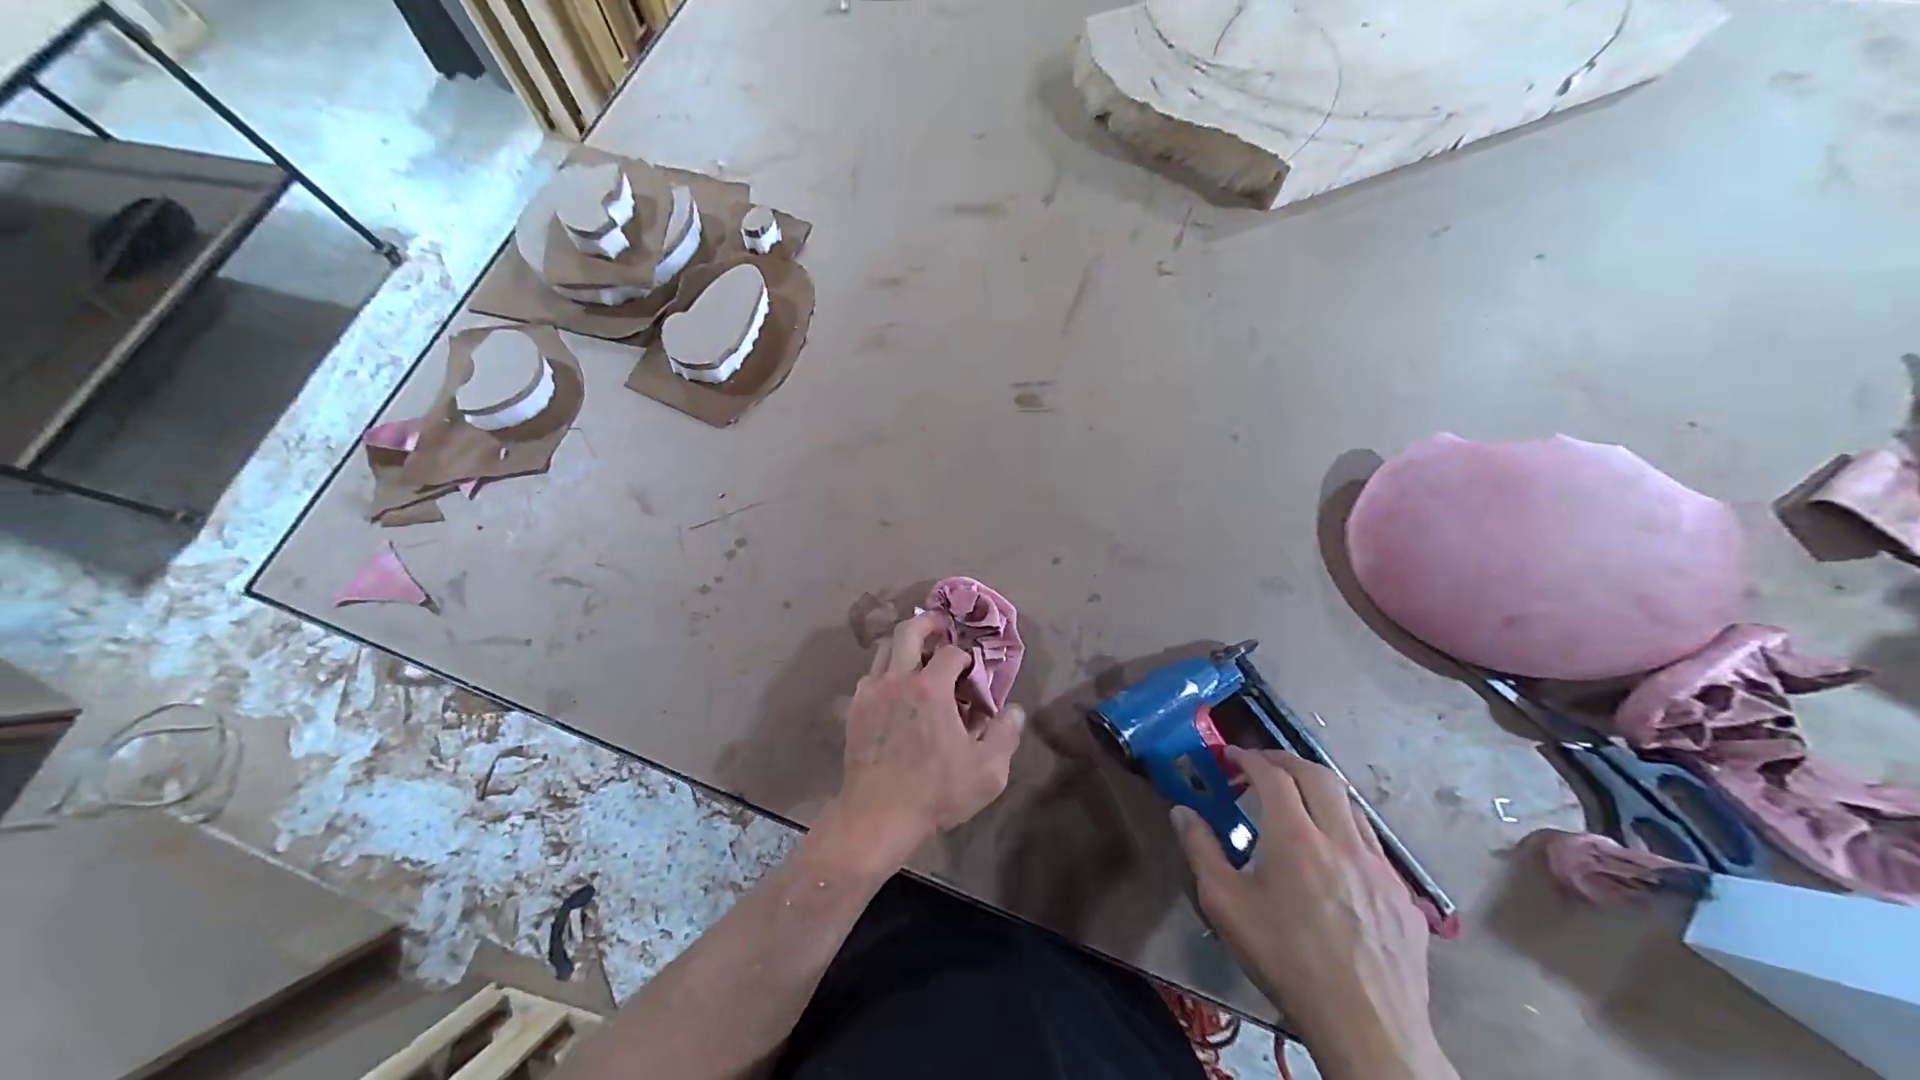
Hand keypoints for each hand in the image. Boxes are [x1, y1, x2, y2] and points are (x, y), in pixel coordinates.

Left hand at [831, 613, 1025, 867]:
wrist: (877, 814)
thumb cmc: (935, 792)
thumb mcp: (987, 771)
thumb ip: (1005, 735)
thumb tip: (1014, 710)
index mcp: (931, 689)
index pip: (952, 653)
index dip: (966, 657)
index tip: (972, 671)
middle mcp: (898, 680)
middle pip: (908, 631)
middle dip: (928, 623)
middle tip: (942, 628)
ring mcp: (871, 693)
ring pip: (883, 650)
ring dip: (902, 647)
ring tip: (917, 659)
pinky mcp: (854, 709)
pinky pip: (869, 677)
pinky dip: (884, 674)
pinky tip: (894, 692)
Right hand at [1171, 748, 1456, 1079]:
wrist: (1366, 1025)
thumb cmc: (1285, 959)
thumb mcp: (1225, 905)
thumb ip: (1201, 850)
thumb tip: (1182, 812)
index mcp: (1295, 836)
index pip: (1273, 774)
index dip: (1249, 758)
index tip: (1231, 756)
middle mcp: (1342, 838)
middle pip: (1318, 775)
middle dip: (1286, 760)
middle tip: (1262, 764)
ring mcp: (1380, 865)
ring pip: (1351, 805)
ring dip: (1319, 790)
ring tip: (1297, 802)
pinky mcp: (1403, 894)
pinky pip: (1372, 845)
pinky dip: (1345, 830)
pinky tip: (1333, 859)